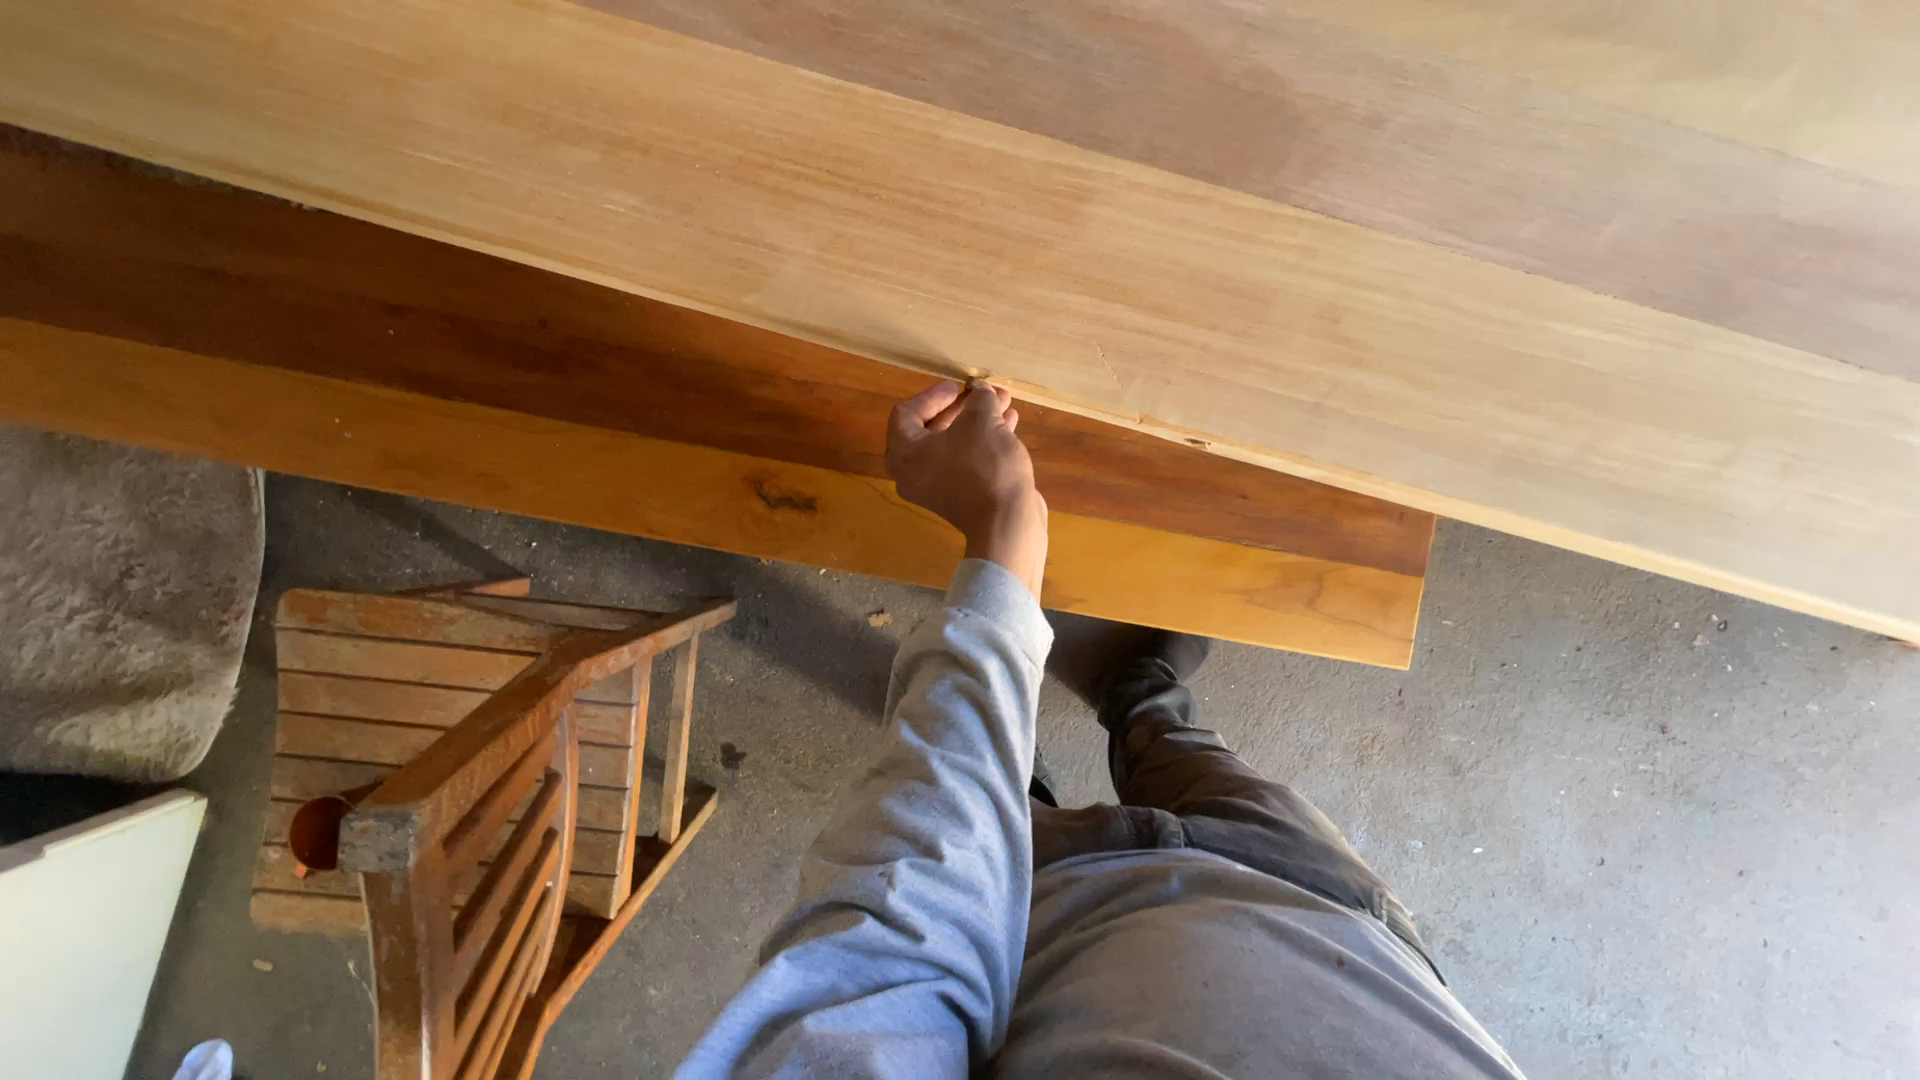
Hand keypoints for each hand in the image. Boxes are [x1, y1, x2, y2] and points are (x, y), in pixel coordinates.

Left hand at [886, 380, 1047, 596]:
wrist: (1007, 522)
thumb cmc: (985, 464)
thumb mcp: (982, 419)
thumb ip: (978, 398)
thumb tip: (980, 391)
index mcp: (904, 453)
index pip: (905, 412)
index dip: (933, 394)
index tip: (958, 387)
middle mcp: (913, 472)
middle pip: (931, 428)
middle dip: (962, 407)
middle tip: (983, 393)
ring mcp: (936, 488)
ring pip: (953, 444)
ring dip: (978, 421)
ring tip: (1004, 402)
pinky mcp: (960, 497)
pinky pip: (966, 460)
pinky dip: (983, 441)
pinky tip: (1010, 424)